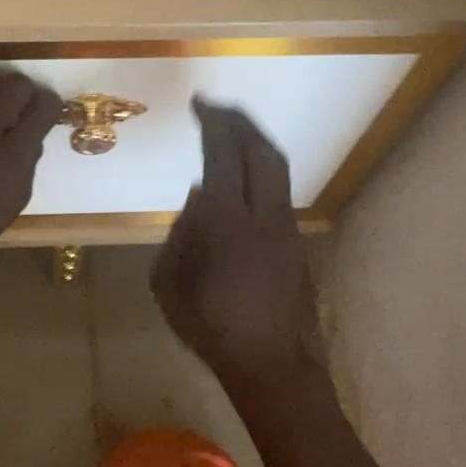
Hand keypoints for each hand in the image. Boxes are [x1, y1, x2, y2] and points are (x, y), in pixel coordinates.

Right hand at [152, 98, 323, 389]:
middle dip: (241, 121)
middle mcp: (263, 213)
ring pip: (277, 168)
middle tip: (217, 109)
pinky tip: (241, 181)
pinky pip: (278, 191)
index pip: (223, 154)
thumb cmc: (208, 327)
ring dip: (255, 143)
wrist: (271, 363)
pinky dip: (260, 171)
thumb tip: (198, 197)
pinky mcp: (296, 241)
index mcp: (226, 221)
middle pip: (262, 149)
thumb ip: (179, 233)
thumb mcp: (169, 282)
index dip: (212, 122)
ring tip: (232, 134)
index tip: (199, 103)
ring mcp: (286, 226)